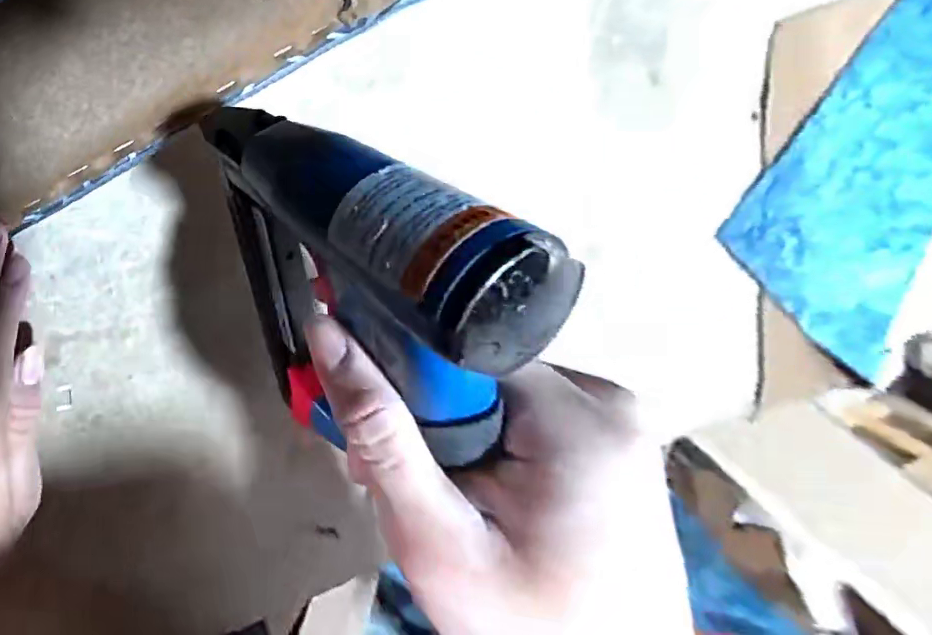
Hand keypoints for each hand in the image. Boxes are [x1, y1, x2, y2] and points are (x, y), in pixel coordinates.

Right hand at [304, 317, 691, 634]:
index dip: (390, 371)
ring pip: (479, 387)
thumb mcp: (432, 536)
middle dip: (408, 412)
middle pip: (462, 367)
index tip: (356, 419)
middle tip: (374, 471)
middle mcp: (602, 402)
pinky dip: (470, 441)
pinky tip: (456, 488)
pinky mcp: (601, 446)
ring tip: (412, 490)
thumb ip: (377, 430)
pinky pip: (510, 412)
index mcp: (577, 416)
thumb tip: (323, 328)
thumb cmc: (525, 629)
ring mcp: (608, 424)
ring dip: (434, 429)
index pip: (448, 345)